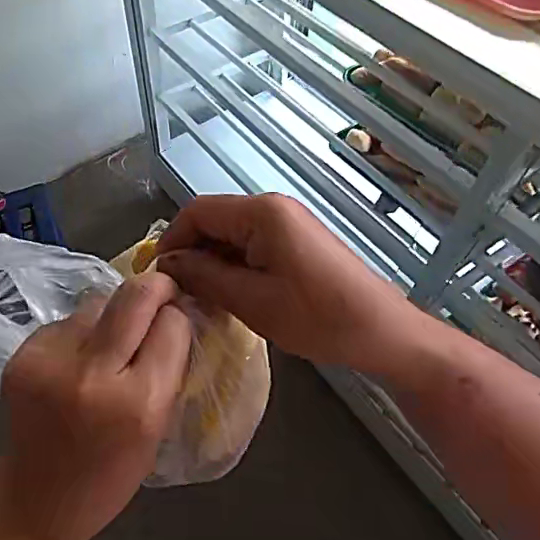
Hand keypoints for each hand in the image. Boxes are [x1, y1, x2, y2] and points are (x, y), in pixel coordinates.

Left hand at [0, 272, 191, 539]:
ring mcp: (50, 360)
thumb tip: (176, 312)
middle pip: (134, 295)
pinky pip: (67, 320)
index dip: (179, 317)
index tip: (178, 318)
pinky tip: (76, 361)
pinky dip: (79, 332)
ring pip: (98, 301)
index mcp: (138, 404)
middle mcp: (92, 375)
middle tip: (162, 293)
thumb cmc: (110, 475)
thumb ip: (168, 370)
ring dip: (113, 313)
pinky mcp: (22, 354)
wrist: (36, 501)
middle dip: (155, 287)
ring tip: (108, 344)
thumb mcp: (157, 430)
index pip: (172, 325)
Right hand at [155, 194, 441, 380]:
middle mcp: (274, 208)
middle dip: (191, 252)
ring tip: (202, 298)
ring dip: (212, 262)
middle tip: (178, 293)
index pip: (197, 211)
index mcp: (262, 213)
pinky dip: (234, 266)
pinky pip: (252, 245)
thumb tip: (168, 264)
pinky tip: (230, 295)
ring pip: (231, 234)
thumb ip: (204, 276)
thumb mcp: (252, 301)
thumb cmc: (318, 318)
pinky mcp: (296, 241)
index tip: (158, 277)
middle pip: (213, 220)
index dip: (171, 241)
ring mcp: (288, 223)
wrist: (381, 332)